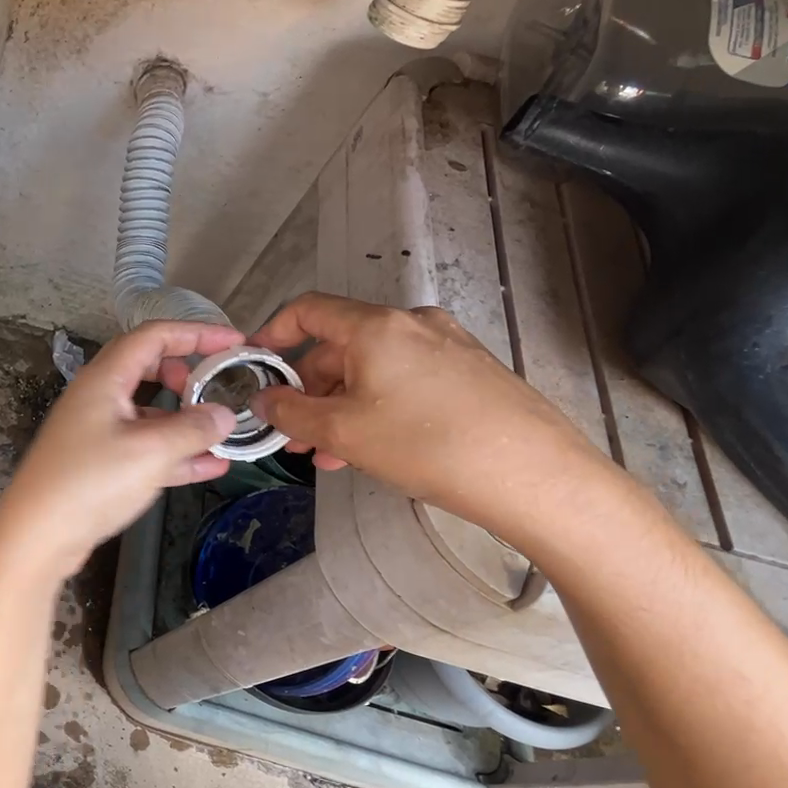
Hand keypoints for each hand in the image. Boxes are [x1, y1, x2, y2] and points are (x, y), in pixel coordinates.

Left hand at [0, 321, 241, 574]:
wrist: (37, 535)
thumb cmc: (89, 483)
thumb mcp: (150, 453)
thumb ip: (192, 429)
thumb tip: (224, 414)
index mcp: (103, 380)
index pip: (152, 337)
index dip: (195, 333)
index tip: (233, 341)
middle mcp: (96, 398)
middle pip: (147, 368)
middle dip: (186, 372)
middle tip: (214, 386)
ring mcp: (95, 431)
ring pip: (147, 412)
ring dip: (184, 419)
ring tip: (222, 432)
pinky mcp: (97, 463)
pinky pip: (143, 447)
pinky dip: (174, 452)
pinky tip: (210, 466)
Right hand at [249, 293, 617, 544]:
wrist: (534, 476)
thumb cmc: (426, 445)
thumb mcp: (341, 432)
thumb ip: (289, 412)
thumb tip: (262, 399)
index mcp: (376, 327)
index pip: (308, 310)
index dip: (272, 333)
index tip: (254, 366)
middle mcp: (413, 324)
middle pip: (339, 346)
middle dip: (309, 390)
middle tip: (294, 435)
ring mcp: (448, 346)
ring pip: (372, 370)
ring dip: (340, 407)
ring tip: (329, 455)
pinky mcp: (472, 373)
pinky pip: (405, 382)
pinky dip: (377, 408)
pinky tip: (372, 450)